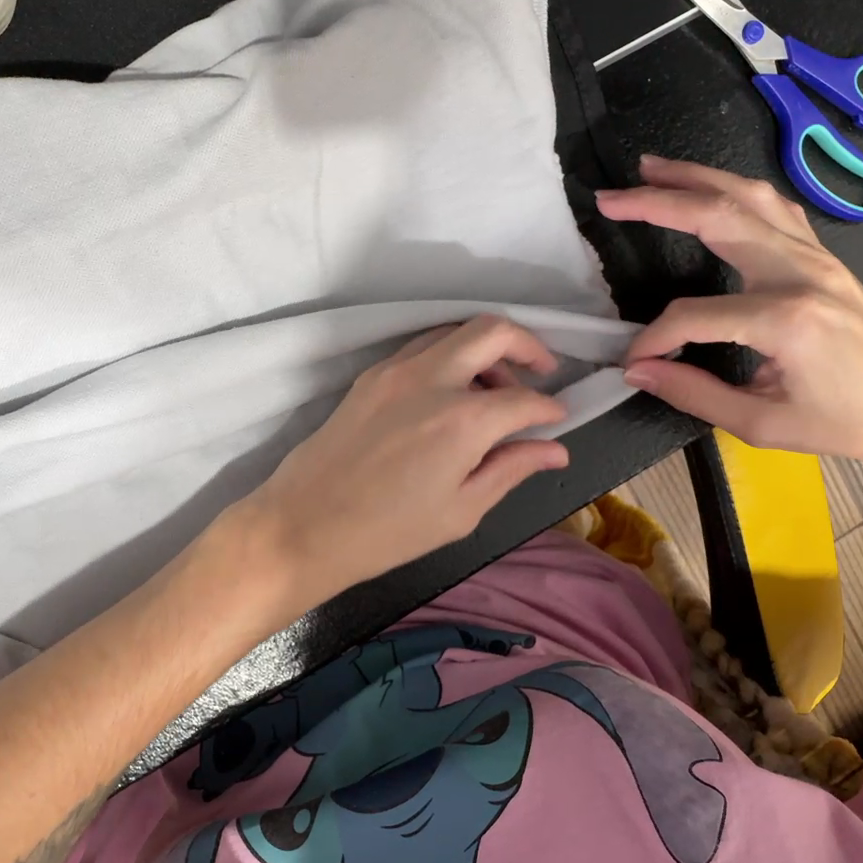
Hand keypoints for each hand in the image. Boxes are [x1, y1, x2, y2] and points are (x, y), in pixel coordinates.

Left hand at [230, 314, 570, 608]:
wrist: (304, 524)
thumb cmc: (388, 532)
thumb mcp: (462, 511)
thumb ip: (511, 469)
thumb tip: (554, 450)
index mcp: (463, 419)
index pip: (524, 398)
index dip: (550, 408)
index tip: (558, 419)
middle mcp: (432, 379)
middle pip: (493, 330)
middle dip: (529, 344)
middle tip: (543, 372)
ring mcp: (396, 370)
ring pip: (455, 330)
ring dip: (486, 347)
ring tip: (496, 387)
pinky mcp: (371, 375)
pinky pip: (423, 346)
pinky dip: (450, 354)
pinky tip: (454, 392)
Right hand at [596, 155, 862, 491]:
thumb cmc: (841, 424)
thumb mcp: (760, 422)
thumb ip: (693, 393)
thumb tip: (637, 371)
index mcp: (785, 320)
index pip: (692, 316)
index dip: (653, 339)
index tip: (634, 362)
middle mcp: (800, 274)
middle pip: (718, 216)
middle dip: (658, 200)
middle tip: (611, 196)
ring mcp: (818, 258)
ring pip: (750, 197)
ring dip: (697, 177)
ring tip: (651, 168)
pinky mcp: (825, 257)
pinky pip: (776, 209)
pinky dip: (736, 191)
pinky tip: (711, 189)